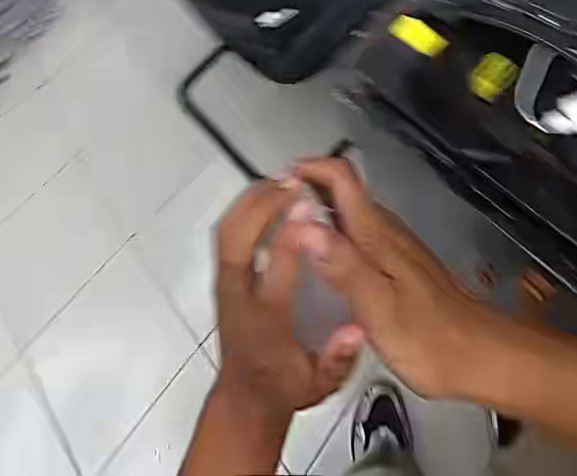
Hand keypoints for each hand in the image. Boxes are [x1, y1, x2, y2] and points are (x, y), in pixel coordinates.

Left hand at [211, 180, 366, 423]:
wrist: (246, 397)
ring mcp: (224, 284)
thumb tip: (356, 329)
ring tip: (283, 180)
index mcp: (265, 319)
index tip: (311, 206)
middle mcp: (238, 296)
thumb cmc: (285, 384)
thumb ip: (338, 357)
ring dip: (251, 200)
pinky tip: (266, 192)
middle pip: (237, 240)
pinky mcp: (221, 277)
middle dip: (263, 205)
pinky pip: (225, 232)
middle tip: (295, 184)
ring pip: (227, 231)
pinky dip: (242, 206)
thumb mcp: (319, 384)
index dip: (292, 233)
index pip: (275, 267)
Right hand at [288, 158, 504, 401]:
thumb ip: (342, 265)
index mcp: (376, 235)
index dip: (311, 167)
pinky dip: (335, 233)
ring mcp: (394, 245)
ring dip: (319, 208)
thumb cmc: (429, 338)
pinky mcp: (398, 263)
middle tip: (275, 206)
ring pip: (351, 211)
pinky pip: (359, 233)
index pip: (343, 177)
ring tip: (289, 228)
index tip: (280, 180)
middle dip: (309, 186)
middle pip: (345, 188)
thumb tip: (306, 226)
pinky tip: (324, 258)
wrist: (476, 354)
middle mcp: (385, 231)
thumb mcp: (378, 307)